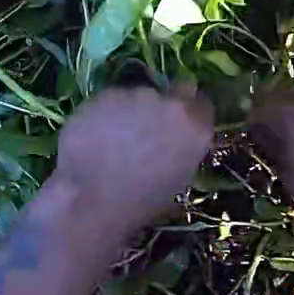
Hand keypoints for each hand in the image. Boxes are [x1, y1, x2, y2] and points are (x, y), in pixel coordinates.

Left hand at [47, 86, 214, 239]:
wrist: (90, 196)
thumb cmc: (137, 203)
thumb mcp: (175, 183)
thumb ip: (181, 152)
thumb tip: (173, 145)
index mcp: (196, 131)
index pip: (203, 105)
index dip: (191, 112)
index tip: (181, 123)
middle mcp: (172, 105)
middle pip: (176, 90)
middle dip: (166, 103)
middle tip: (149, 125)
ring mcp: (137, 95)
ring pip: (140, 95)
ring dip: (133, 109)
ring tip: (115, 135)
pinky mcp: (106, 93)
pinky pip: (112, 100)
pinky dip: (107, 112)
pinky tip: (96, 133)